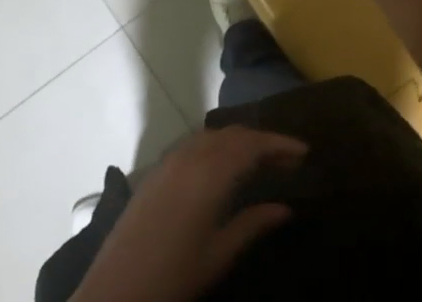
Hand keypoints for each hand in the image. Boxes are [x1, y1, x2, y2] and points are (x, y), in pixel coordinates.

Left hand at [72, 127, 306, 301]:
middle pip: (231, 134)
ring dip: (238, 140)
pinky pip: (193, 144)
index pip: (251, 145)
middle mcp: (188, 157)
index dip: (279, 144)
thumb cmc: (174, 275)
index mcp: (209, 174)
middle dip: (262, 140)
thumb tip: (285, 208)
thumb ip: (253, 224)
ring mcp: (168, 162)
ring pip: (211, 135)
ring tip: (262, 160)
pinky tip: (225, 166)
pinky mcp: (155, 172)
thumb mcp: (219, 253)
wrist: (116, 287)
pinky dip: (216, 145)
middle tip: (289, 158)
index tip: (305, 152)